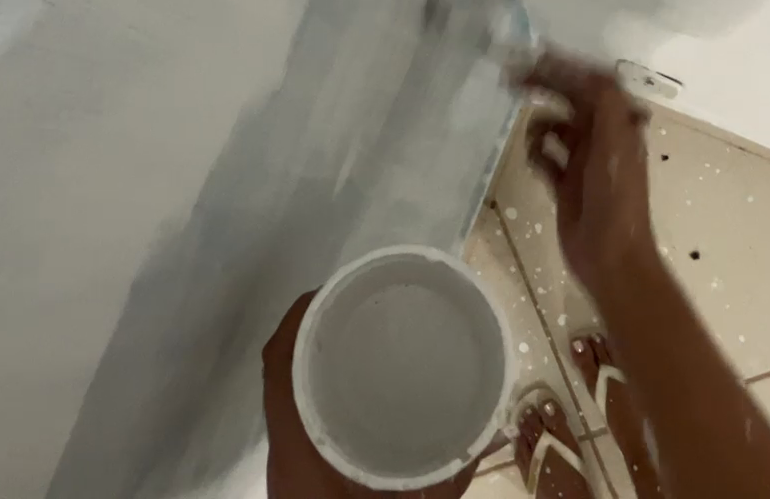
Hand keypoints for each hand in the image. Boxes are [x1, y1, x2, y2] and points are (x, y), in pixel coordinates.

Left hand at [262, 292, 482, 498]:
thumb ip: (454, 472)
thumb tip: (492, 424)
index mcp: (298, 452)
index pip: (277, 365)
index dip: (295, 318)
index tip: (330, 289)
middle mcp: (283, 456)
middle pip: (276, 373)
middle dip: (306, 331)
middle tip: (354, 309)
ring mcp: (284, 471)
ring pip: (281, 397)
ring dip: (306, 361)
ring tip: (352, 339)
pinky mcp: (293, 483)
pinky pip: (292, 420)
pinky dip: (310, 394)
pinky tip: (348, 395)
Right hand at [517, 52, 656, 294]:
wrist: (611, 257)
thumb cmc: (617, 199)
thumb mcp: (616, 144)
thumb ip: (605, 104)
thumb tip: (589, 70)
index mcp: (618, 124)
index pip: (591, 82)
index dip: (566, 65)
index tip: (535, 53)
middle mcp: (601, 137)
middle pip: (569, 99)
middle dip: (543, 85)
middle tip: (511, 77)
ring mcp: (582, 159)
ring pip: (553, 126)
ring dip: (539, 126)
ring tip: (532, 139)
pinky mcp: (564, 181)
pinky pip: (543, 155)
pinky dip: (535, 152)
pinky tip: (534, 162)